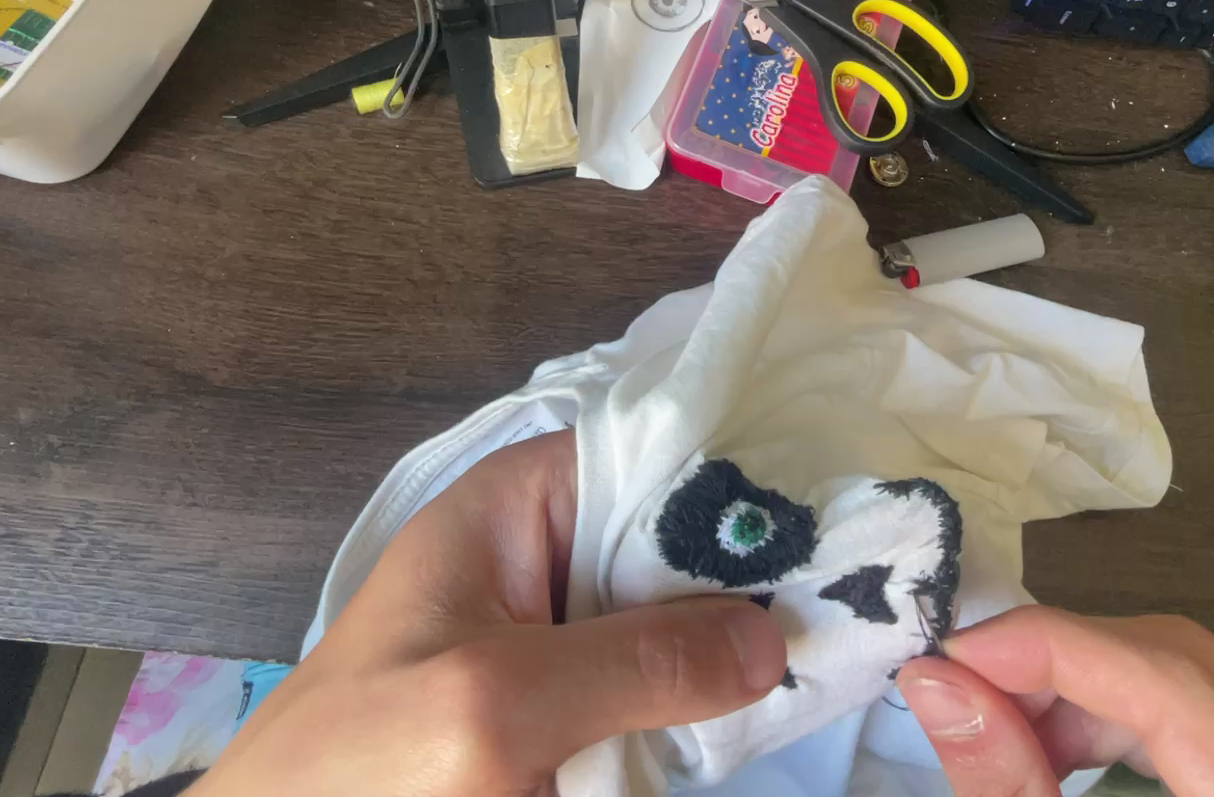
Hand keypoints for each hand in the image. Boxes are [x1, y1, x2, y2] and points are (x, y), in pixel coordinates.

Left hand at [190, 430, 785, 796]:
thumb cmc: (366, 762)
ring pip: (675, 604)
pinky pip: (659, 670)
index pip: (645, 450)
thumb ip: (636, 659)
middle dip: (746, 556)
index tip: (819, 500)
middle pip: (672, 530)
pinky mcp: (572, 690)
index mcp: (521, 500)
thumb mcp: (497, 699)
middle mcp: (550, 543)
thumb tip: (773, 637)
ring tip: (837, 620)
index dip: (730, 471)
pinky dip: (710, 684)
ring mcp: (563, 621)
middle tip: (846, 571)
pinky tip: (777, 686)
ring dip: (737, 626)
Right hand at [896, 606, 1213, 796]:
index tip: (950, 657)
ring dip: (1087, 689)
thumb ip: (1009, 791)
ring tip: (1015, 739)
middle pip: (1189, 666)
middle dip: (1062, 663)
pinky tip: (1069, 756)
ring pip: (1199, 681)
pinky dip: (1123, 717)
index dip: (1053, 648)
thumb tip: (931, 676)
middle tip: (972, 695)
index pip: (1178, 684)